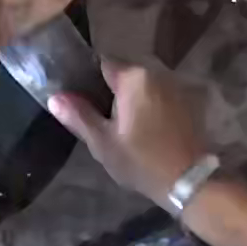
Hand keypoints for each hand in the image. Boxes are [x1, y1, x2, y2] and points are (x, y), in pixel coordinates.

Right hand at [49, 60, 211, 203]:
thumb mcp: (102, 142)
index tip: (78, 98)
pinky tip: (141, 128)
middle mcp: (158, 74)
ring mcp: (177, 87)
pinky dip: (147, 106)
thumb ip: (78, 116)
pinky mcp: (189, 103)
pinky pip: (158, 96)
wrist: (191, 182)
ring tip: (118, 124)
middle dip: (109, 90)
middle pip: (123, 74)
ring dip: (129, 99)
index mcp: (134, 78)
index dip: (87, 78)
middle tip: (96, 117)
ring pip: (142, 85)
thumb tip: (55, 97)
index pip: (101, 63)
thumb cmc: (141, 160)